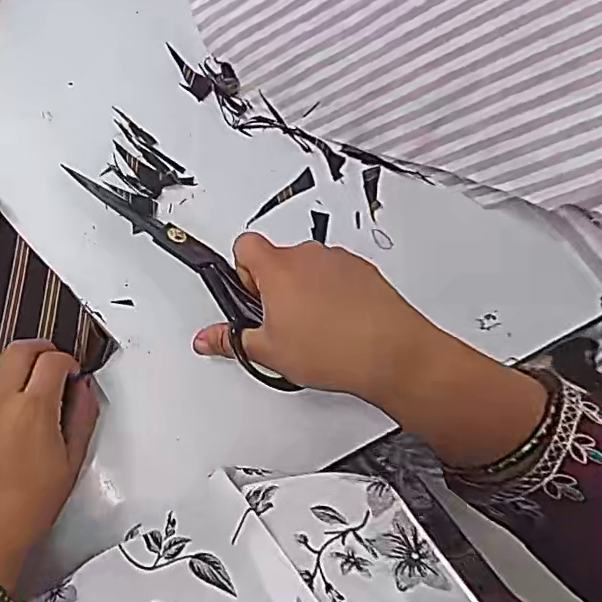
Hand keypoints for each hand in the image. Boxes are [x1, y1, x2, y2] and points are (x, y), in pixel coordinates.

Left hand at [0, 340, 100, 591]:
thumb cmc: (32, 501)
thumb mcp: (73, 457)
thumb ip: (83, 414)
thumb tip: (84, 388)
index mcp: (34, 410)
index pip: (53, 360)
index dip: (69, 361)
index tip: (74, 373)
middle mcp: (4, 403)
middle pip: (21, 349)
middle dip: (43, 348)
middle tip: (56, 362)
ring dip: (20, 360)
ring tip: (36, 377)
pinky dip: (3, 378)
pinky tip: (17, 397)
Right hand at [192, 234, 546, 466]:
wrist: (393, 354)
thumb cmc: (337, 350)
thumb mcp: (269, 353)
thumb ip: (230, 340)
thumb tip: (209, 339)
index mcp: (277, 269)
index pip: (244, 246)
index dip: (241, 272)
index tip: (248, 296)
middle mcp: (307, 256)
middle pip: (275, 258)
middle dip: (271, 286)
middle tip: (278, 320)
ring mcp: (337, 261)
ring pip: (306, 266)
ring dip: (302, 289)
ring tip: (309, 327)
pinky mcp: (362, 270)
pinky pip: (334, 273)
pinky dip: (330, 292)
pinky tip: (334, 324)